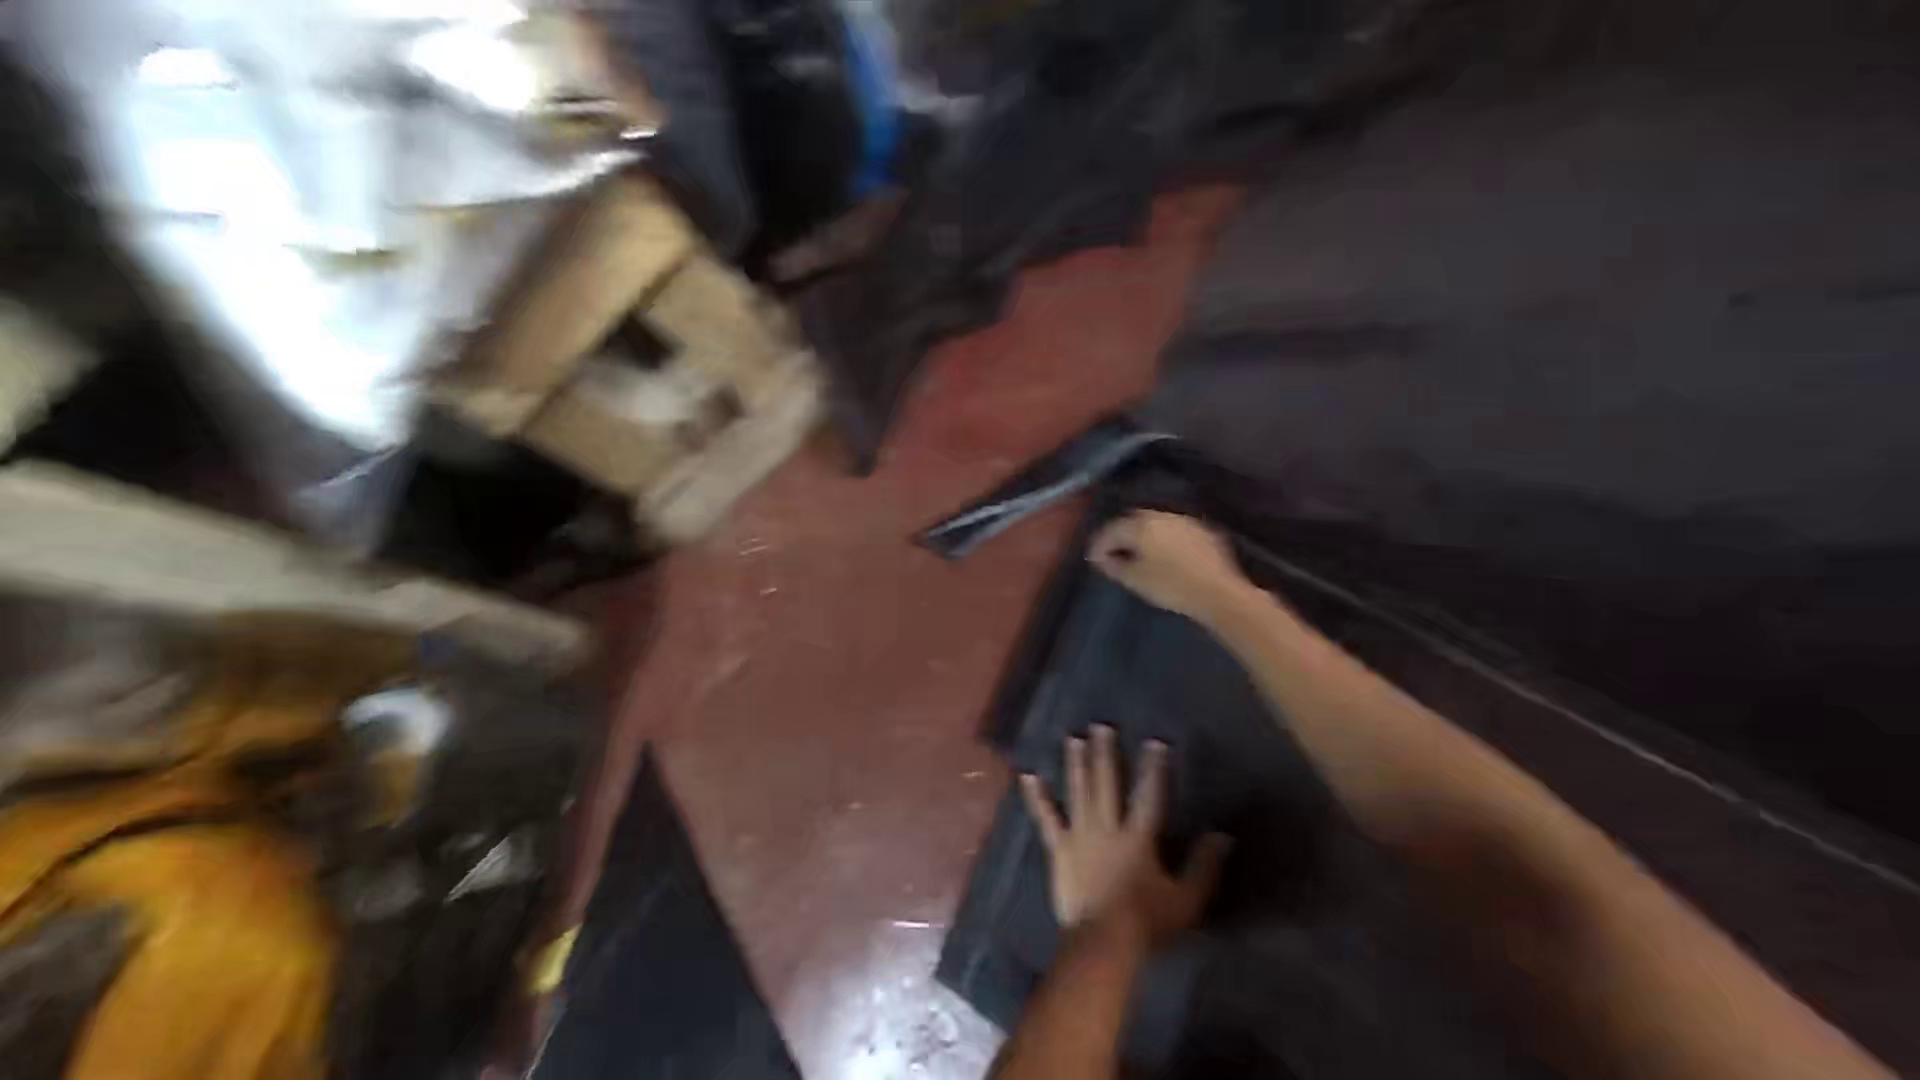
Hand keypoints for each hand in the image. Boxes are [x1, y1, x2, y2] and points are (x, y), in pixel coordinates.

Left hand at [1020, 724, 1229, 944]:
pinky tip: (1028, 776)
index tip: (1154, 742)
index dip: (1153, 768)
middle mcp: (1107, 827)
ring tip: (1072, 737)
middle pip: (1106, 783)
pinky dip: (1037, 797)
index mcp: (1138, 837)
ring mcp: (1079, 836)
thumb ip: (1204, 865)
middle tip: (1100, 725)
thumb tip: (1222, 835)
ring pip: (1077, 791)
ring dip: (1075, 763)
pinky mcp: (1059, 849)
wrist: (1104, 942)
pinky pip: (1046, 819)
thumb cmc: (1148, 922)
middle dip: (1105, 753)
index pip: (1150, 795)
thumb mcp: (1187, 898)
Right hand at [1087, 511, 1249, 622]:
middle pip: (1133, 520)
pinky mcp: (1204, 532)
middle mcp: (1162, 516)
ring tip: (1139, 552)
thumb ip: (1114, 565)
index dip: (1099, 544)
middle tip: (1114, 552)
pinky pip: (1175, 530)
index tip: (1093, 559)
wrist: (1219, 592)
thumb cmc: (1170, 586)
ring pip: (1156, 523)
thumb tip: (1103, 558)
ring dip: (1144, 534)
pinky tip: (1166, 553)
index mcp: (1141, 526)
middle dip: (1121, 534)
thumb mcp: (1135, 579)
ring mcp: (1185, 521)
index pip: (1111, 530)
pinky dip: (1165, 538)